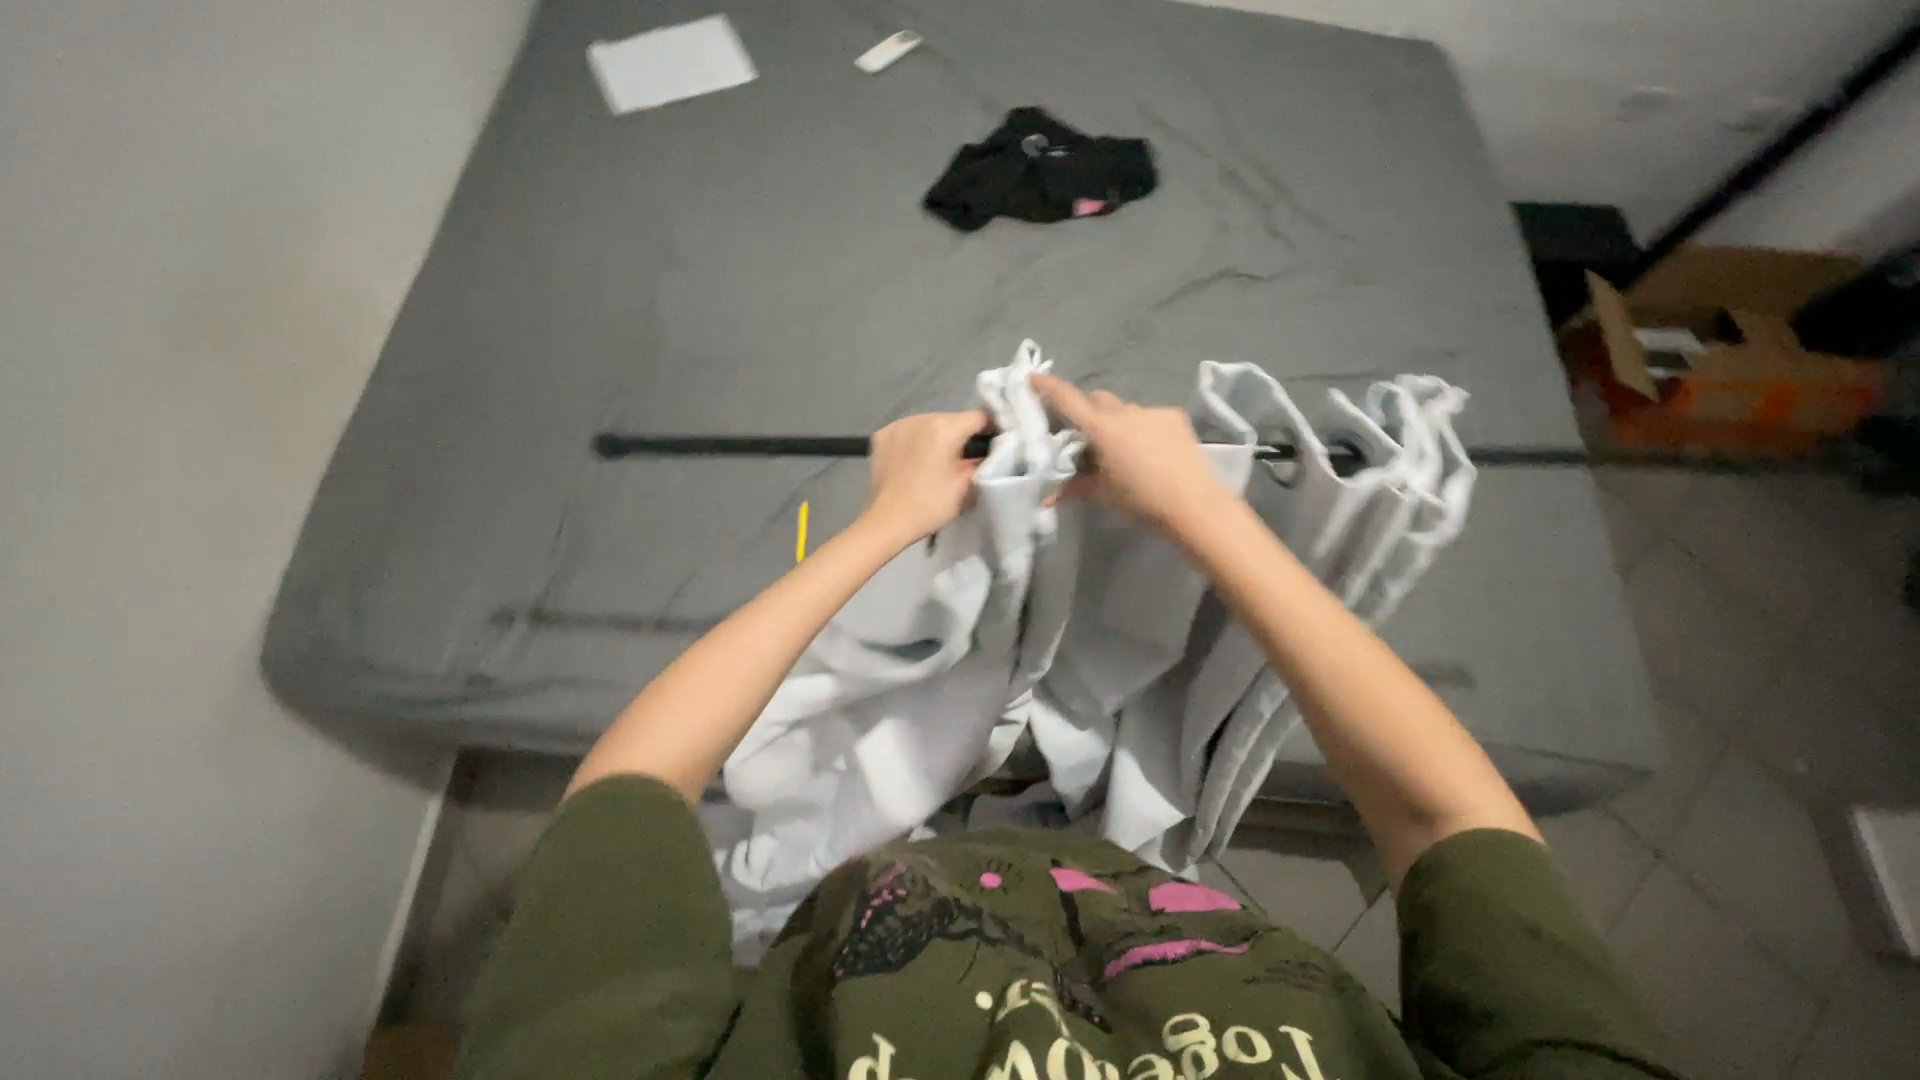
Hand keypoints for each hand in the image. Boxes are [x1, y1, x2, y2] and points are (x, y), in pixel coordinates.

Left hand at [862, 410, 989, 542]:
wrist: (889, 521)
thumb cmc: (932, 504)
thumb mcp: (968, 485)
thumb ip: (983, 461)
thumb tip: (989, 451)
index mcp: (946, 428)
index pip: (980, 416)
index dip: (991, 429)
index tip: (991, 446)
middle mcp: (921, 418)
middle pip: (952, 419)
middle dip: (961, 435)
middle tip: (962, 459)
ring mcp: (898, 424)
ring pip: (929, 423)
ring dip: (936, 436)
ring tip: (935, 460)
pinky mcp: (881, 435)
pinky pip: (907, 431)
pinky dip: (914, 440)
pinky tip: (913, 459)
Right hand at [1032, 374, 1231, 529]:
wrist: (1194, 504)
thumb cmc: (1141, 500)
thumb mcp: (1102, 494)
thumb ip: (1074, 488)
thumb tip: (1047, 497)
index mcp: (1102, 428)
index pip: (1068, 400)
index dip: (1048, 387)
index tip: (1033, 377)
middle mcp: (1125, 412)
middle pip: (1097, 399)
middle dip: (1086, 409)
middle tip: (1083, 432)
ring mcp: (1153, 411)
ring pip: (1124, 409)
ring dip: (1116, 421)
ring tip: (1121, 449)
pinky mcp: (1175, 417)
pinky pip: (1149, 416)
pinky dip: (1141, 428)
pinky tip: (1150, 451)